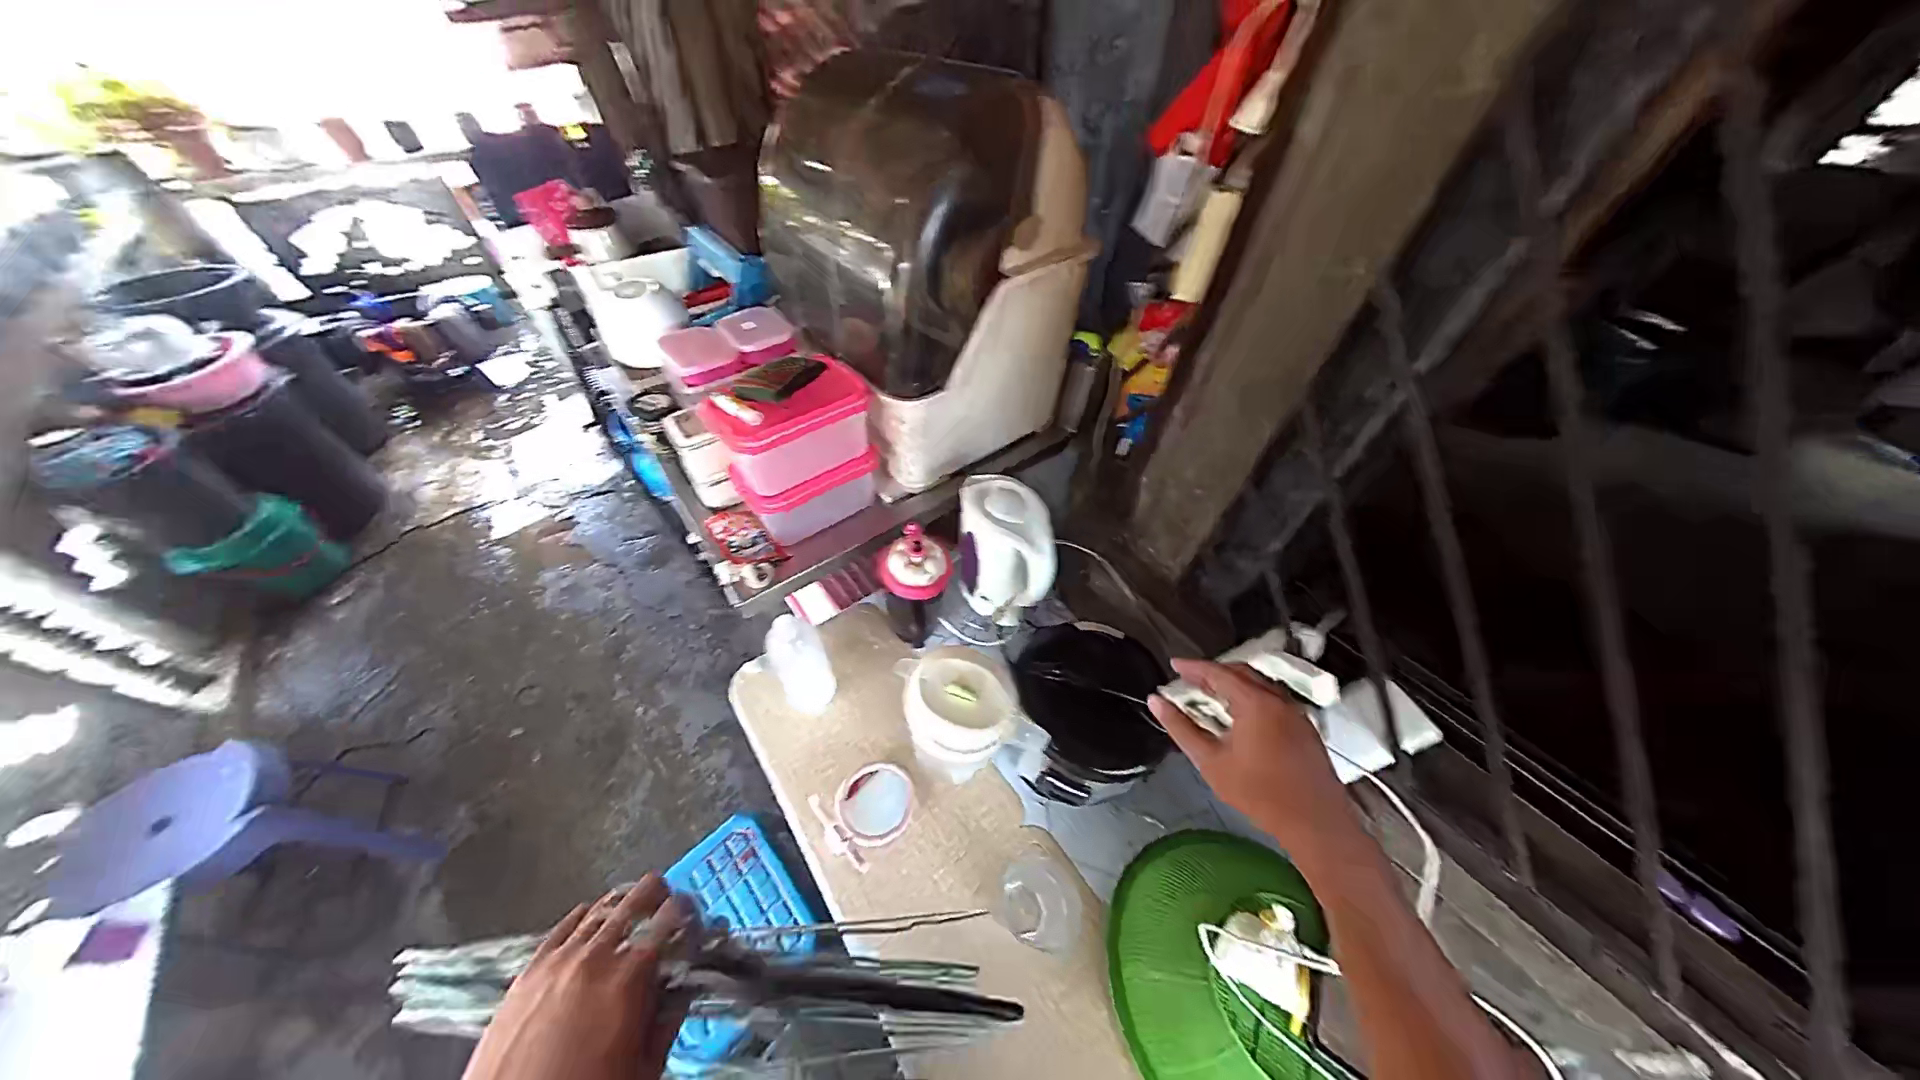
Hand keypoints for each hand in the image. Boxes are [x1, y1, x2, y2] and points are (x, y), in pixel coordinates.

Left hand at [462, 876, 692, 1079]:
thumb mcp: (643, 1066)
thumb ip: (668, 1020)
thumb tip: (684, 992)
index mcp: (630, 978)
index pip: (672, 916)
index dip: (689, 910)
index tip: (693, 917)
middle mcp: (596, 958)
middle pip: (637, 898)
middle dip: (658, 896)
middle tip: (667, 900)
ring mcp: (559, 961)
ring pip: (601, 908)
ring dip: (623, 905)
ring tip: (632, 909)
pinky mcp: (529, 972)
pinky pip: (562, 927)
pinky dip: (583, 918)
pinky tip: (589, 920)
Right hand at [1149, 659, 1361, 865]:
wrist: (1314, 823)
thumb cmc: (1260, 794)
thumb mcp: (1210, 761)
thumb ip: (1180, 728)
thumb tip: (1157, 703)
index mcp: (1255, 703)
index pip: (1218, 672)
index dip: (1193, 666)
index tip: (1175, 664)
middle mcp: (1279, 701)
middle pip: (1241, 672)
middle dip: (1213, 672)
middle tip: (1189, 678)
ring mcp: (1296, 714)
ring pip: (1260, 684)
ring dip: (1233, 683)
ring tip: (1211, 693)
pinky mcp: (1305, 729)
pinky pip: (1274, 699)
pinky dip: (1251, 696)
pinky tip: (1240, 714)